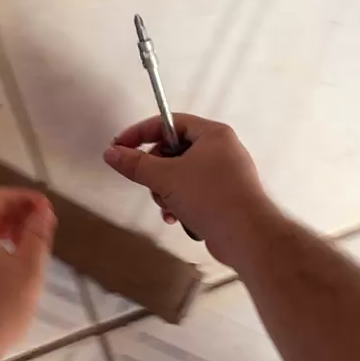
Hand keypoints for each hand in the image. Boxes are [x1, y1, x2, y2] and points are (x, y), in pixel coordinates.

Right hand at [103, 114, 279, 264]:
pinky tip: (176, 217)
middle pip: (173, 150)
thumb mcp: (165, 177)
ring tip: (168, 206)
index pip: (169, 123)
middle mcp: (221, 150)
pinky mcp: (223, 197)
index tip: (120, 146)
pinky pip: (191, 193)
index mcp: (212, 134)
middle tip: (150, 183)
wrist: (247, 237)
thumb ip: (135, 163)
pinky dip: (179, 203)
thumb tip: (112, 153)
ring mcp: (223, 175)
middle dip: (156, 171)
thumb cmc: (213, 198)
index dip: (141, 133)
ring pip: (180, 175)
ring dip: (166, 192)